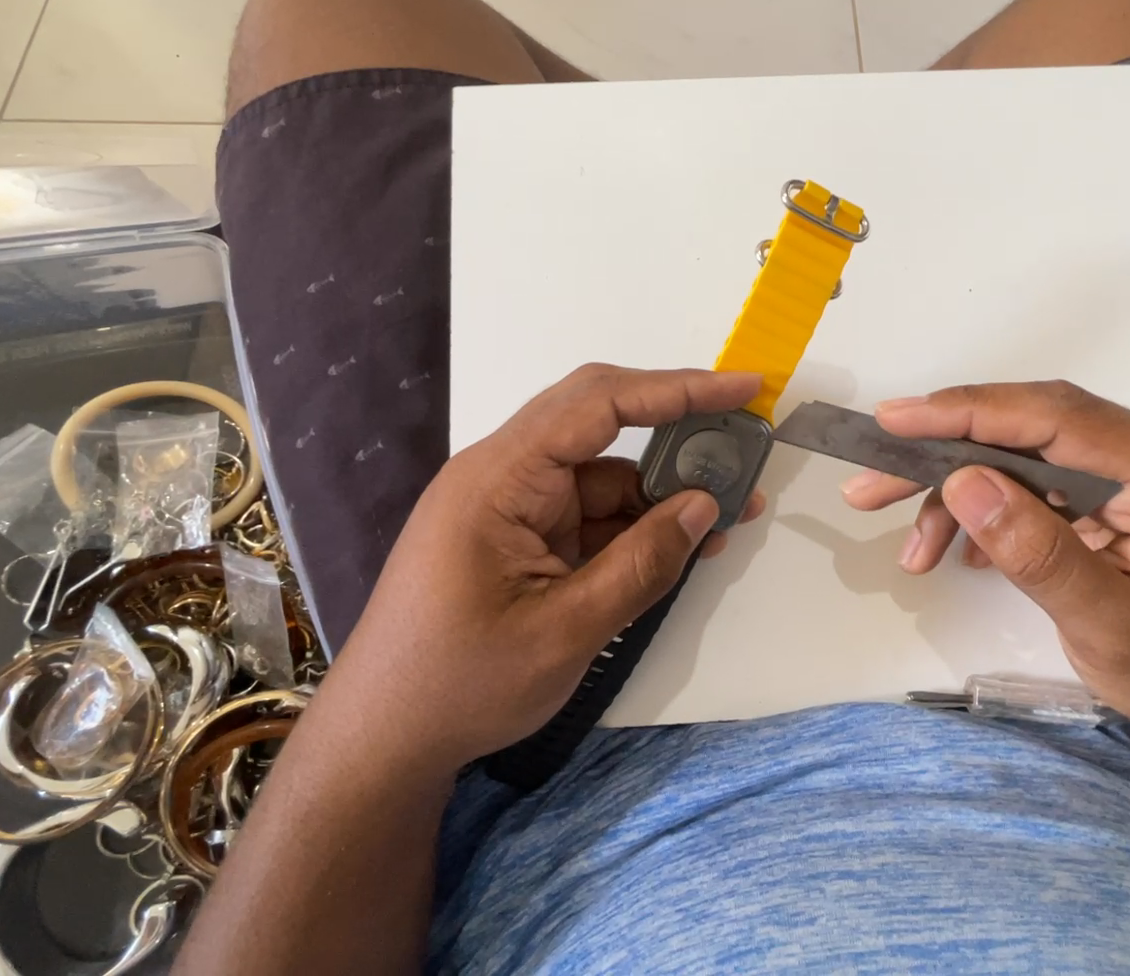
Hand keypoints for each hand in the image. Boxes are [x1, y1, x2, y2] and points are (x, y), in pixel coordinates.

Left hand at [336, 364, 762, 771]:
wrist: (386, 740)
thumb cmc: (461, 685)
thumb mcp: (565, 630)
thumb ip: (642, 564)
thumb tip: (706, 507)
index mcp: (500, 478)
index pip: (597, 404)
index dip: (677, 389)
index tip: (743, 389)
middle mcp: (505, 476)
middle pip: (600, 425)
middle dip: (676, 429)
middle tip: (743, 440)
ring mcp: (513, 508)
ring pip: (604, 476)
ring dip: (664, 491)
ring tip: (731, 512)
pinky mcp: (522, 539)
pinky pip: (591, 516)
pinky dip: (638, 528)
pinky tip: (683, 546)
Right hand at [841, 381, 1129, 740]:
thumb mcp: (1115, 631)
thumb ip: (1042, 556)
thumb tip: (963, 484)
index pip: (1059, 417)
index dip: (970, 410)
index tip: (895, 419)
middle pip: (1028, 432)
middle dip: (943, 455)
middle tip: (868, 485)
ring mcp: (1128, 478)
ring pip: (1022, 461)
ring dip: (957, 497)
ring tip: (912, 552)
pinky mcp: (1108, 500)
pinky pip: (1034, 490)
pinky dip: (987, 517)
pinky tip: (957, 554)